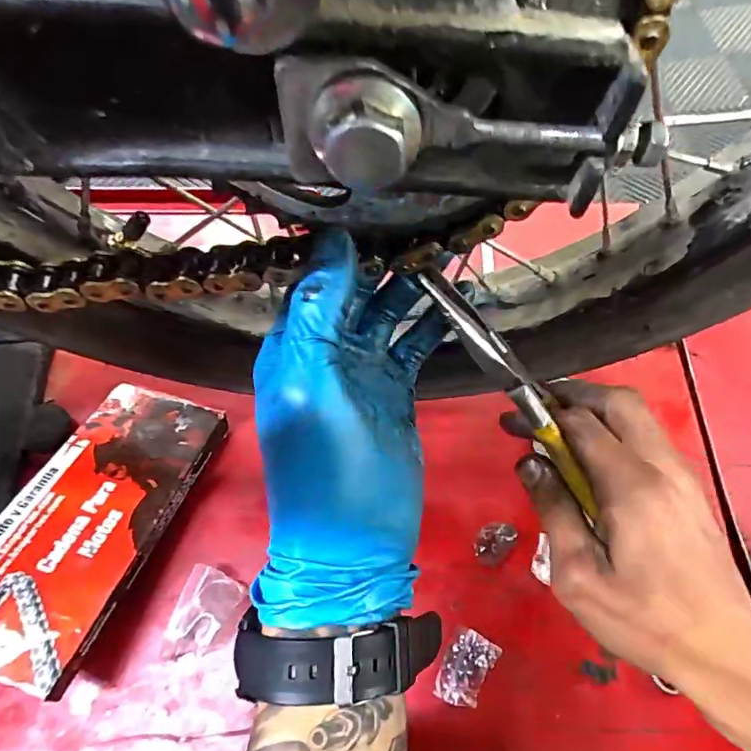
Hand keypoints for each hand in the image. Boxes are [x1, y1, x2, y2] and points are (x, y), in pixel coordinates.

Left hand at [253, 229, 448, 630]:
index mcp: (295, 346)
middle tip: (426, 226)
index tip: (379, 208)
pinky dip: (431, 322)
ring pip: (389, 312)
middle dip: (387, 259)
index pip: (318, 280)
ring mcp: (364, 370)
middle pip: (358, 290)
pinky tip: (456, 301)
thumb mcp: (308, 386)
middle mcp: (327, 351)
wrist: (355, 542)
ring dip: (414, 286)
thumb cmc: (324, 469)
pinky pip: (412, 343)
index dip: (345, 246)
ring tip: (446, 253)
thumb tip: (332, 247)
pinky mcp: (396, 389)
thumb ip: (317, 316)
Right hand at [510, 381, 750, 688]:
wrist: (725, 647)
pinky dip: (618, 434)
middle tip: (540, 410)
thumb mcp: (580, 577)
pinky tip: (596, 463)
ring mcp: (683, 476)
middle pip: (620, 402)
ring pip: (639, 418)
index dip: (543, 413)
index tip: (513, 419)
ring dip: (598, 412)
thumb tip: (531, 465)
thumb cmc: (644, 621)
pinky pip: (650, 441)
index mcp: (631, 487)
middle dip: (575, 395)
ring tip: (562, 433)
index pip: (582, 424)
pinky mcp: (691, 490)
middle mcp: (662, 468)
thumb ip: (555, 513)